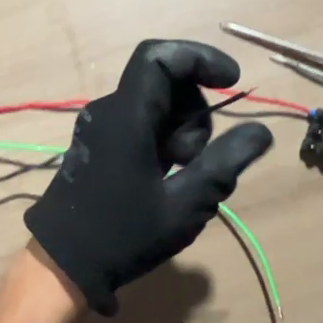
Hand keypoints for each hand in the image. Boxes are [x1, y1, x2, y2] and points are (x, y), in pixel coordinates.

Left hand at [24, 40, 273, 314]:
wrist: (61, 265)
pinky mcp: (98, 145)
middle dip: (195, 111)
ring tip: (181, 175)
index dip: (199, 57)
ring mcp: (100, 129)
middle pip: (163, 83)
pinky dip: (163, 141)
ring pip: (154, 105)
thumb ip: (223, 164)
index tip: (232, 81)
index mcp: (126, 117)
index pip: (160, 57)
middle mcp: (108, 112)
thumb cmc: (122, 236)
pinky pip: (140, 124)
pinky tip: (166, 179)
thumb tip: (261, 132)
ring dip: (181, 131)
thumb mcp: (184, 206)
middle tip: (196, 159)